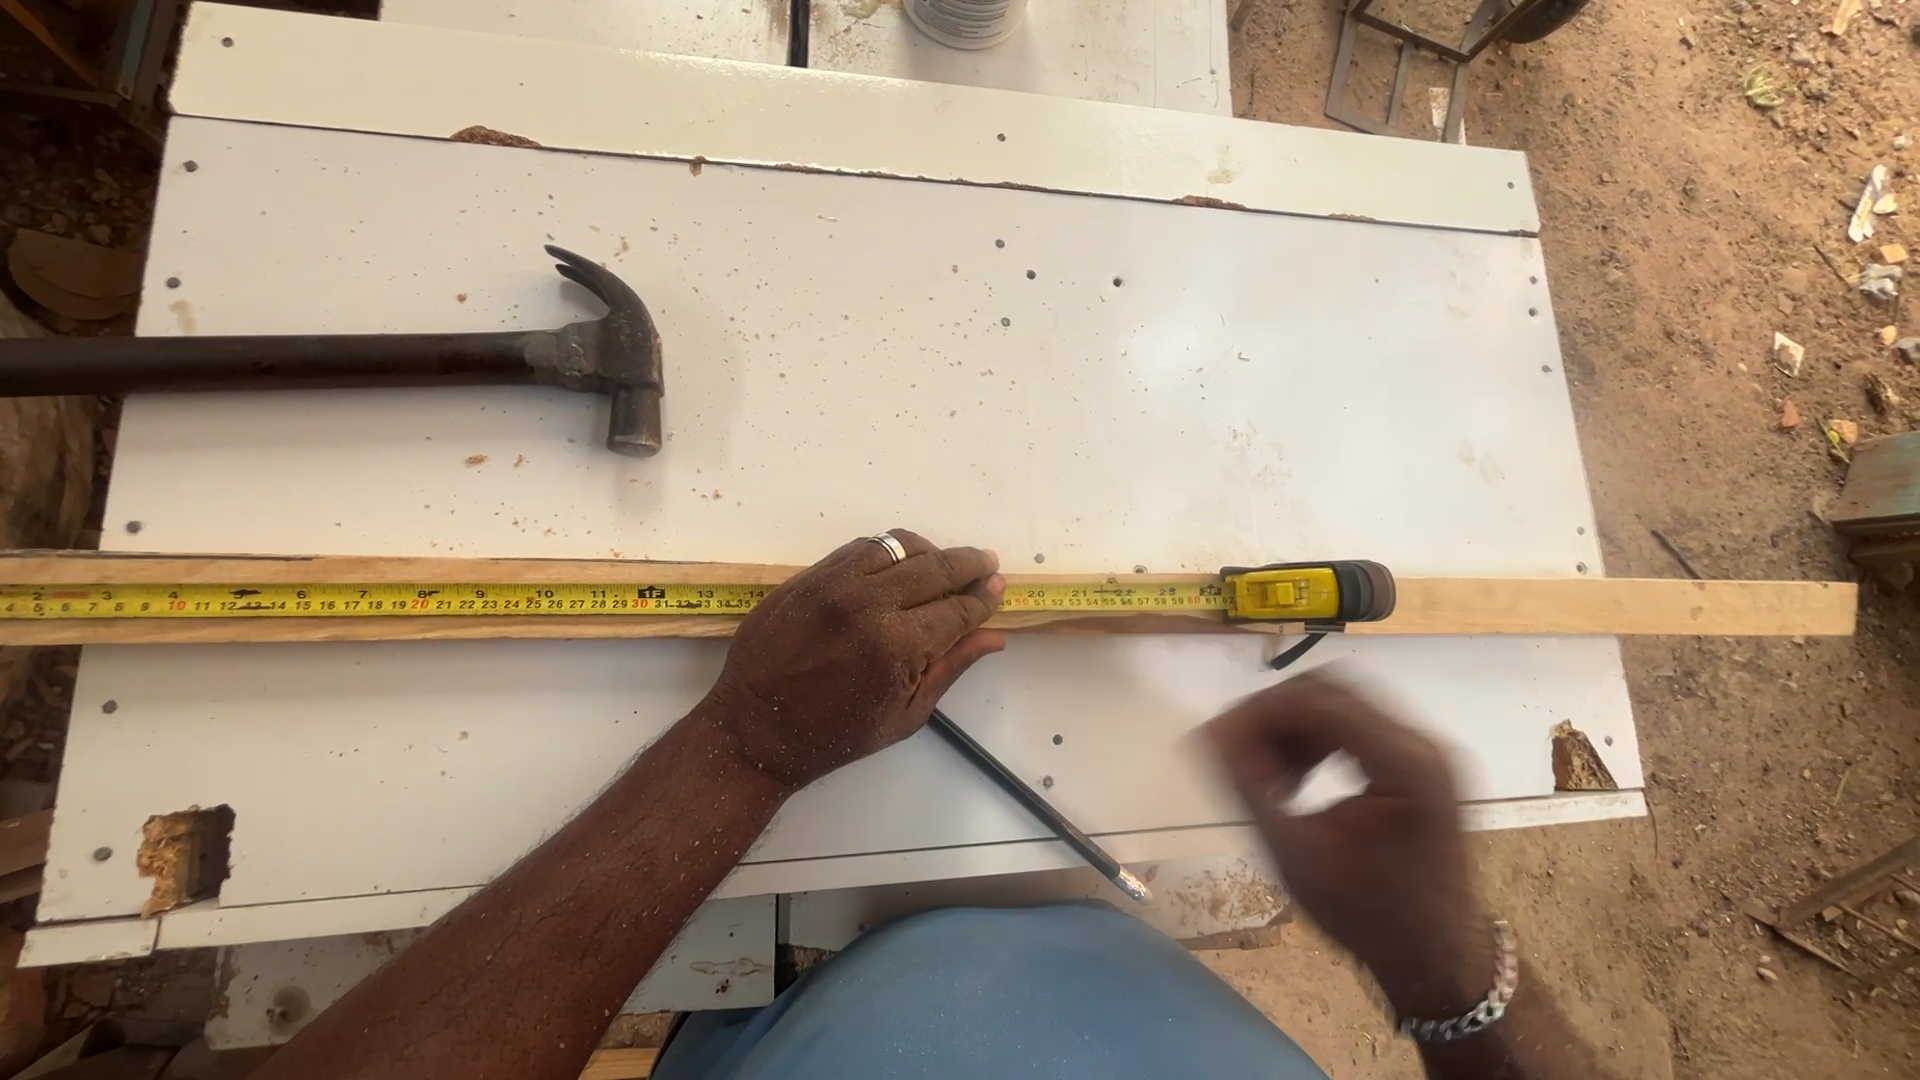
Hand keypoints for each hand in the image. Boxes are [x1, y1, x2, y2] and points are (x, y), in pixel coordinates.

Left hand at [697, 530, 1005, 792]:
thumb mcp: (905, 714)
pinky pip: (861, 548)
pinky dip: (889, 551)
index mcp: (896, 646)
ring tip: (944, 564)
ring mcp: (834, 584)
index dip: (983, 598)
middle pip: (935, 567)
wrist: (755, 729)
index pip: (957, 608)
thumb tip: (994, 636)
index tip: (998, 588)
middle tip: (987, 563)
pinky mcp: (809, 576)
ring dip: (930, 552)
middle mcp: (868, 604)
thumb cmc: (836, 735)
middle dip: (970, 564)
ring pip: (899, 545)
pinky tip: (900, 565)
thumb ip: (951, 667)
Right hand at [1203, 672, 1492, 1018]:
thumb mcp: (1294, 854)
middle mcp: (1421, 743)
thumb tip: (1208, 732)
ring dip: (1290, 727)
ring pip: (1337, 702)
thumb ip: (1249, 784)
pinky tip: (1294, 778)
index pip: (1316, 700)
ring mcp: (1422, 750)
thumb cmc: (1368, 918)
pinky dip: (1312, 739)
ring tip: (1265, 772)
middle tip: (1235, 750)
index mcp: (1404, 764)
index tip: (1216, 738)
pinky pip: (1352, 724)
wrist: (1437, 959)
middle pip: (1328, 691)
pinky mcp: (1416, 762)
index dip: (1257, 712)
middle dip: (1272, 715)